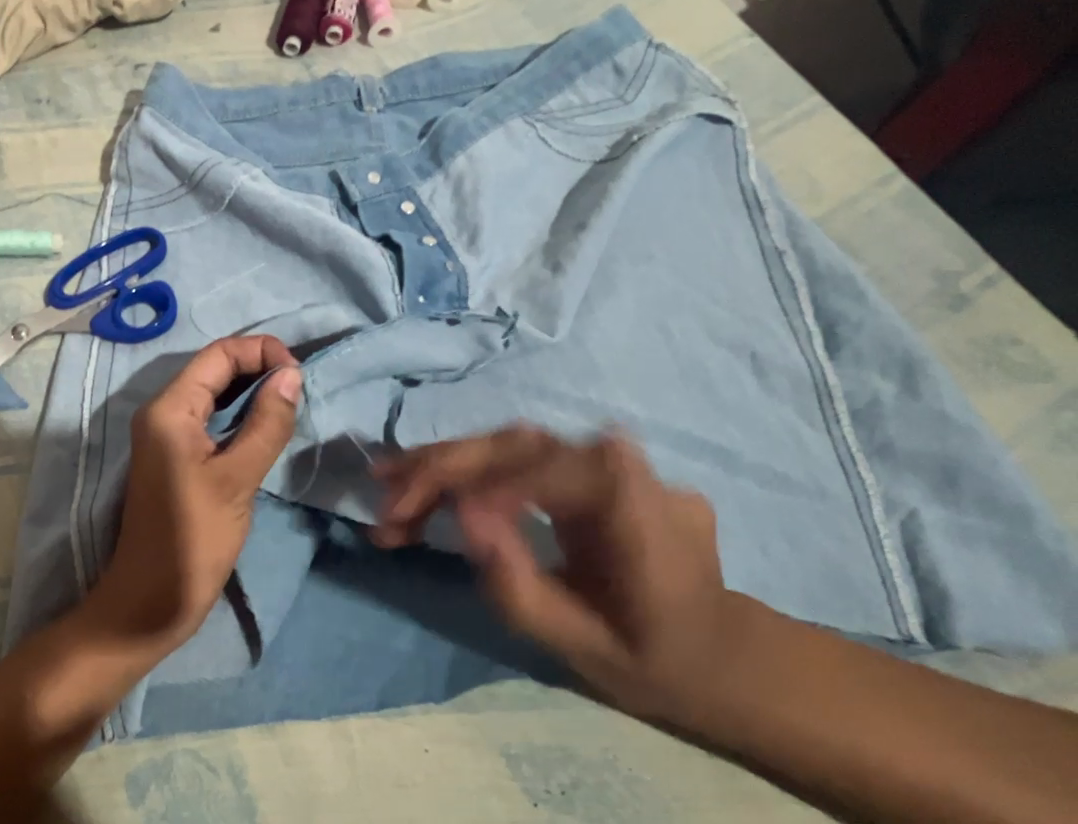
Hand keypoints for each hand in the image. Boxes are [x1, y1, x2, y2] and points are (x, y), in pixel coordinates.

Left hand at [87, 336, 301, 652]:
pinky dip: (241, 417)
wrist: (149, 600)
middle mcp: (162, 413)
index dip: (260, 351)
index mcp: (169, 409)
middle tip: (301, 389)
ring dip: (252, 393)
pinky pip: (211, 421)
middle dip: (259, 369)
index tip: (300, 373)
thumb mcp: (237, 480)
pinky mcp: (175, 459)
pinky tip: (268, 428)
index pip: (218, 355)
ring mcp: (167, 437)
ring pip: (214, 396)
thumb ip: (266, 424)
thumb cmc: (192, 539)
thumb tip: (291, 377)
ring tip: (292, 405)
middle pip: (214, 370)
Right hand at [372, 424, 741, 719]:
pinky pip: (519, 457)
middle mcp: (629, 470)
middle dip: (445, 465)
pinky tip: (424, 484)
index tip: (436, 520)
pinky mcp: (587, 468)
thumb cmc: (653, 661)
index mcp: (643, 510)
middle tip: (385, 495)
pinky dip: (467, 469)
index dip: (490, 483)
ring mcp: (609, 463)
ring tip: (387, 487)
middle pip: (521, 444)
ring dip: (445, 462)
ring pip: (510, 443)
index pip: (555, 468)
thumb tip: (462, 516)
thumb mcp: (580, 646)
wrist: (718, 655)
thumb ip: (517, 584)